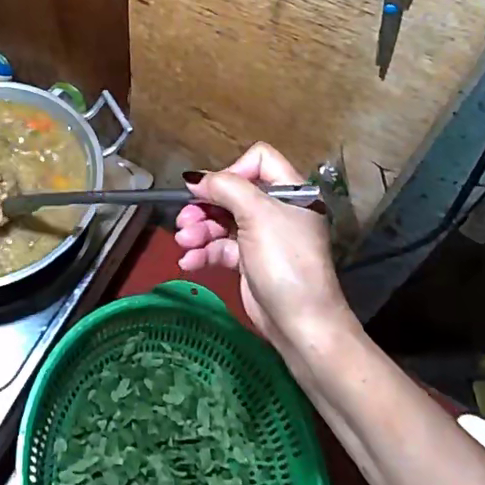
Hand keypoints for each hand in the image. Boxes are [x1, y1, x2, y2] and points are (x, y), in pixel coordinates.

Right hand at [174, 142, 352, 350]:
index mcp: (289, 192)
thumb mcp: (257, 214)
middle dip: (204, 206)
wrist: (300, 324)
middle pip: (230, 193)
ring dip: (197, 230)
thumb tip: (195, 178)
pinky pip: (219, 246)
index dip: (233, 170)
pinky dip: (202, 252)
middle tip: (184, 220)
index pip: (259, 159)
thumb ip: (225, 187)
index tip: (215, 190)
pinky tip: (189, 262)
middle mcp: (276, 210)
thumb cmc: (285, 261)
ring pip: (220, 220)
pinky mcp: (248, 260)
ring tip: (184, 243)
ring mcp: (262, 236)